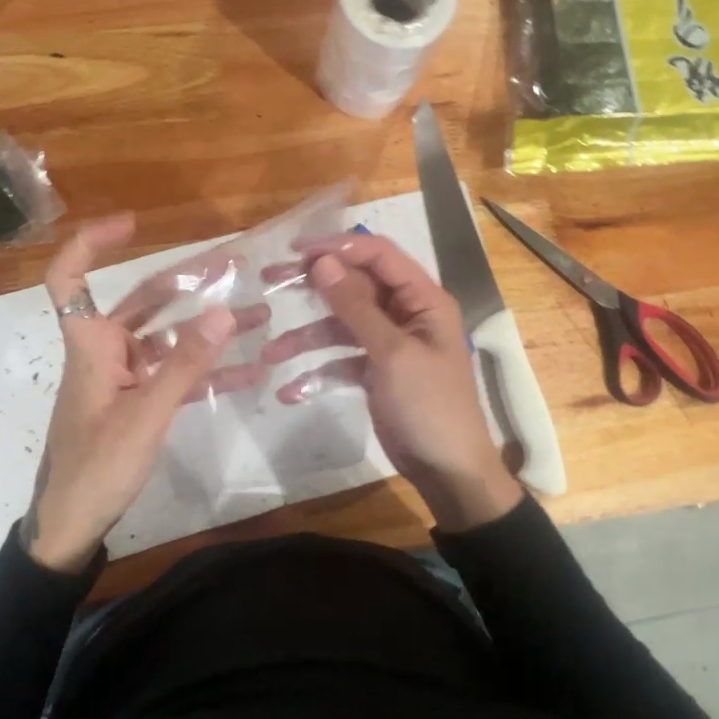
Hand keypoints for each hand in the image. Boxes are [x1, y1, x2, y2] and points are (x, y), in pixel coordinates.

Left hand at [26, 215, 261, 571]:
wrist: (70, 526)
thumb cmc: (95, 468)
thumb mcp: (145, 416)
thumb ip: (185, 366)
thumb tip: (225, 312)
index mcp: (90, 346)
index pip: (71, 279)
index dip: (92, 245)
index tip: (133, 225)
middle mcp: (104, 353)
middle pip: (142, 303)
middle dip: (188, 284)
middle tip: (237, 266)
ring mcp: (121, 380)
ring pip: (165, 340)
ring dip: (207, 329)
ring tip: (260, 315)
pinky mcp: (135, 405)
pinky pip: (173, 377)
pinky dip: (206, 372)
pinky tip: (249, 372)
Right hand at [261, 233, 523, 531]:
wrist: (449, 471)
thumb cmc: (429, 405)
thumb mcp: (392, 353)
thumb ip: (356, 307)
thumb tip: (323, 264)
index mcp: (423, 300)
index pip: (378, 255)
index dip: (338, 247)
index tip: (296, 251)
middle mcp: (407, 314)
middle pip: (355, 287)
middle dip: (313, 287)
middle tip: (271, 280)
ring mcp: (391, 344)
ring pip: (342, 326)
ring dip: (307, 337)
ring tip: (270, 354)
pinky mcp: (377, 373)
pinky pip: (342, 361)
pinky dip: (318, 372)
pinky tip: (290, 391)